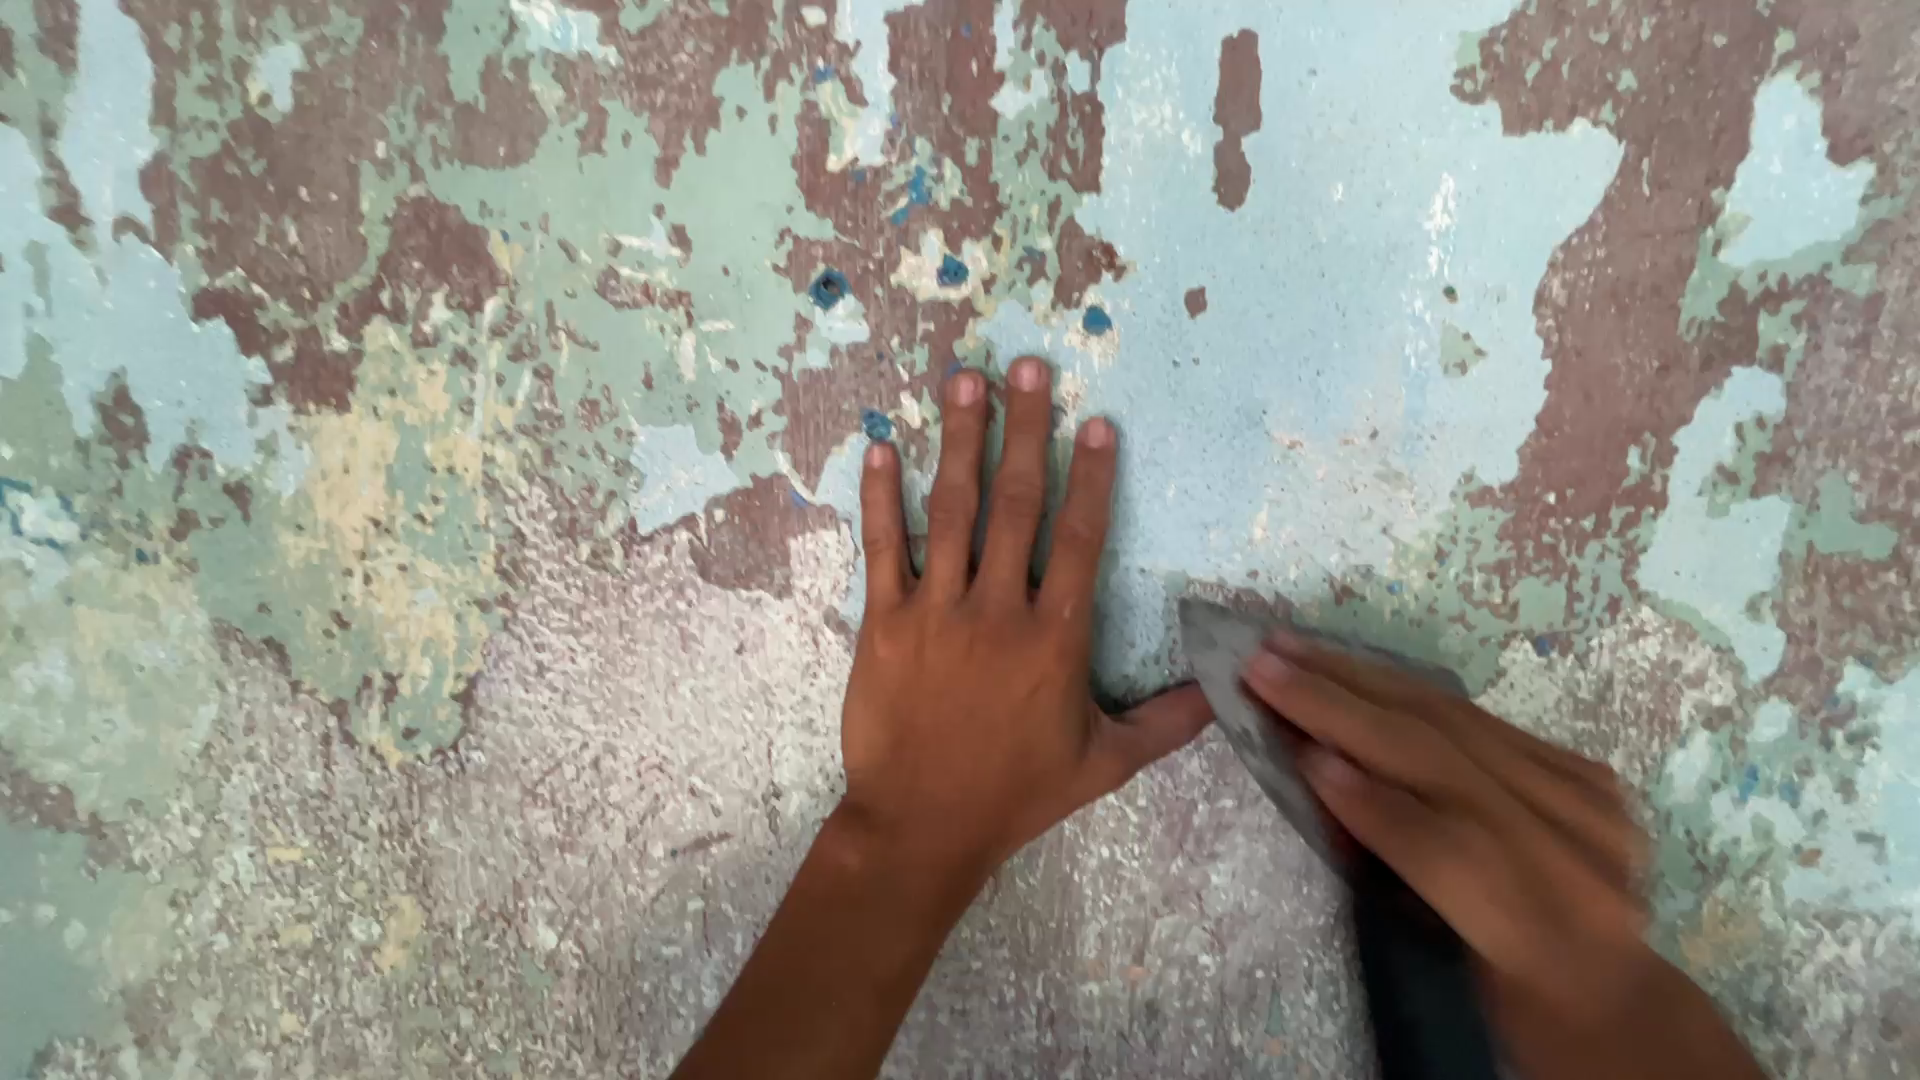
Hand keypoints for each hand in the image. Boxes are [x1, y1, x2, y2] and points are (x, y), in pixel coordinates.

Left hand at [840, 356, 1211, 882]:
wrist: (922, 826)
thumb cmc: (1015, 793)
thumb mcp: (1104, 765)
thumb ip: (1168, 723)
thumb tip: (1228, 690)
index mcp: (1055, 639)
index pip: (1079, 539)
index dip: (1091, 477)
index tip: (1094, 421)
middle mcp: (997, 610)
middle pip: (1016, 504)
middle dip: (1025, 430)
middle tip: (1028, 367)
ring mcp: (935, 611)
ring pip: (951, 512)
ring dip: (960, 441)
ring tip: (964, 381)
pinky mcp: (883, 622)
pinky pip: (883, 549)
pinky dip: (881, 497)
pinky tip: (882, 447)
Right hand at [1241, 634, 1764, 1079]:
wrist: (1606, 986)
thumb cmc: (1494, 981)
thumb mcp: (1427, 935)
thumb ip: (1382, 850)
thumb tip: (1320, 765)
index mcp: (1535, 932)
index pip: (1433, 844)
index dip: (1356, 793)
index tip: (1287, 744)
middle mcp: (1576, 857)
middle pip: (1440, 758)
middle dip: (1337, 703)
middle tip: (1264, 662)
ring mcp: (1589, 805)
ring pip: (1452, 717)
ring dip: (1357, 674)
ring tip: (1293, 646)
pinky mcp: (1588, 772)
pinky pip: (1473, 713)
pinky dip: (1400, 686)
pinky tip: (1348, 662)